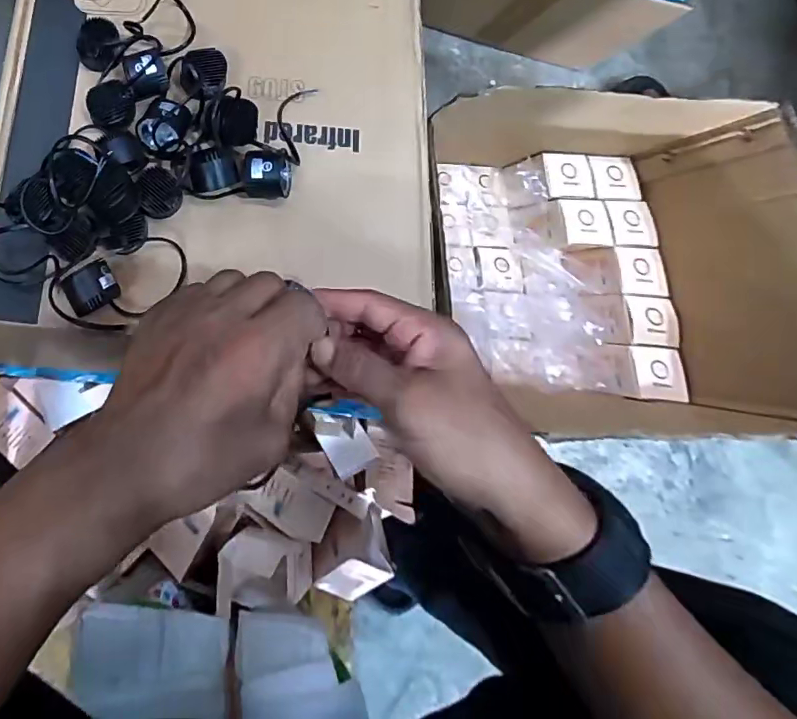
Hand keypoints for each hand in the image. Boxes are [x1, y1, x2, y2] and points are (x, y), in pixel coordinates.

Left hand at [83, 270, 325, 530]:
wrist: (128, 461)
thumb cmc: (204, 460)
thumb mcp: (270, 439)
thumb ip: (293, 388)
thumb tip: (296, 359)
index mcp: (259, 344)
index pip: (304, 304)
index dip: (311, 327)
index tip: (303, 352)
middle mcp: (224, 313)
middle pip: (271, 283)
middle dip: (281, 310)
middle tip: (272, 345)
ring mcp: (187, 307)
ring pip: (233, 279)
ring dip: (245, 302)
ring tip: (235, 338)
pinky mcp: (159, 312)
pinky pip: (198, 290)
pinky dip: (211, 306)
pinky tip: (202, 340)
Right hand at [312, 289, 597, 561]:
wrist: (510, 495)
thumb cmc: (461, 436)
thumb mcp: (405, 398)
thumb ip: (358, 366)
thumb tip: (315, 341)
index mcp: (425, 330)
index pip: (369, 303)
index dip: (330, 302)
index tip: (291, 306)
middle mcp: (418, 344)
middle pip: (365, 327)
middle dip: (328, 333)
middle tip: (286, 345)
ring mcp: (414, 373)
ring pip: (365, 355)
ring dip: (333, 360)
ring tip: (294, 368)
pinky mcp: (410, 400)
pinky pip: (371, 381)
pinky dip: (346, 383)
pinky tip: (317, 390)